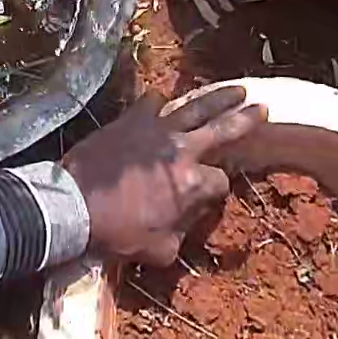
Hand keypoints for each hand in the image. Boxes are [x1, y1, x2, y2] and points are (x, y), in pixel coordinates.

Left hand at [60, 86, 267, 265]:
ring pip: (197, 107)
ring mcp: (158, 129)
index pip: (219, 182)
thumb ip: (183, 232)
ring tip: (238, 89)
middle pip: (224, 129)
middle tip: (263, 107)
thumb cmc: (117, 232)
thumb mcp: (160, 249)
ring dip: (219, 97)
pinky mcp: (133, 118)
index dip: (215, 190)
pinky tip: (165, 100)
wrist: (74, 204)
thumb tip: (189, 218)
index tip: (207, 194)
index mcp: (192, 183)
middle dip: (246, 119)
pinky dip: (161, 101)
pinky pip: (154, 101)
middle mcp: (182, 150)